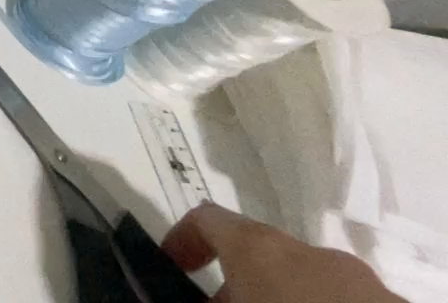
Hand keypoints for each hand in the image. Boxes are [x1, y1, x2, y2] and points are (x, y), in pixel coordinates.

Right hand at [162, 204, 402, 302]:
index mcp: (258, 245)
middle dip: (237, 283)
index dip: (181, 239)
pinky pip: (345, 301)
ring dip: (282, 297)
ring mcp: (362, 283)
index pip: (204, 218)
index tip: (172, 268)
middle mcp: (307, 251)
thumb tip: (150, 299)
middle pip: (259, 253)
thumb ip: (197, 299)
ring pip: (306, 280)